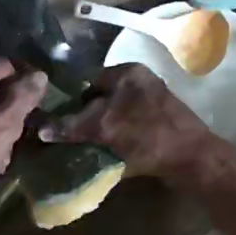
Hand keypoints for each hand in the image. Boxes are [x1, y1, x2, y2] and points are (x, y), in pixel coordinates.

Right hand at [38, 63, 226, 181]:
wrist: (195, 161)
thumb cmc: (149, 136)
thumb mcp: (105, 128)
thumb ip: (71, 126)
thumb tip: (40, 128)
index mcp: (127, 72)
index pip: (86, 79)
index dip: (67, 97)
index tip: (50, 116)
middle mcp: (138, 82)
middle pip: (97, 97)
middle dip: (79, 115)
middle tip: (61, 133)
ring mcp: (149, 102)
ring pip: (110, 113)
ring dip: (94, 128)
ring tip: (75, 144)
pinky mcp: (156, 123)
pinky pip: (124, 126)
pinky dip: (110, 137)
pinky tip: (98, 151)